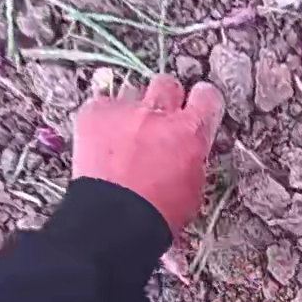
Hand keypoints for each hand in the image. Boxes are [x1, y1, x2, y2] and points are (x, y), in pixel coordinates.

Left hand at [71, 74, 223, 233]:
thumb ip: (193, 156)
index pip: (208, 97)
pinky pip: (102, 103)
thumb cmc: (160, 211)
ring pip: (134, 92)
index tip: (200, 106)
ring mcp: (124, 109)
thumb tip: (190, 148)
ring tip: (129, 136)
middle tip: (162, 118)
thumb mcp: (194, 186)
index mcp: (191, 133)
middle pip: (167, 83)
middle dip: (167, 98)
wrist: (116, 218)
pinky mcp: (94, 112)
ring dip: (135, 110)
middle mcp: (159, 114)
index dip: (204, 101)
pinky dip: (105, 119)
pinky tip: (107, 141)